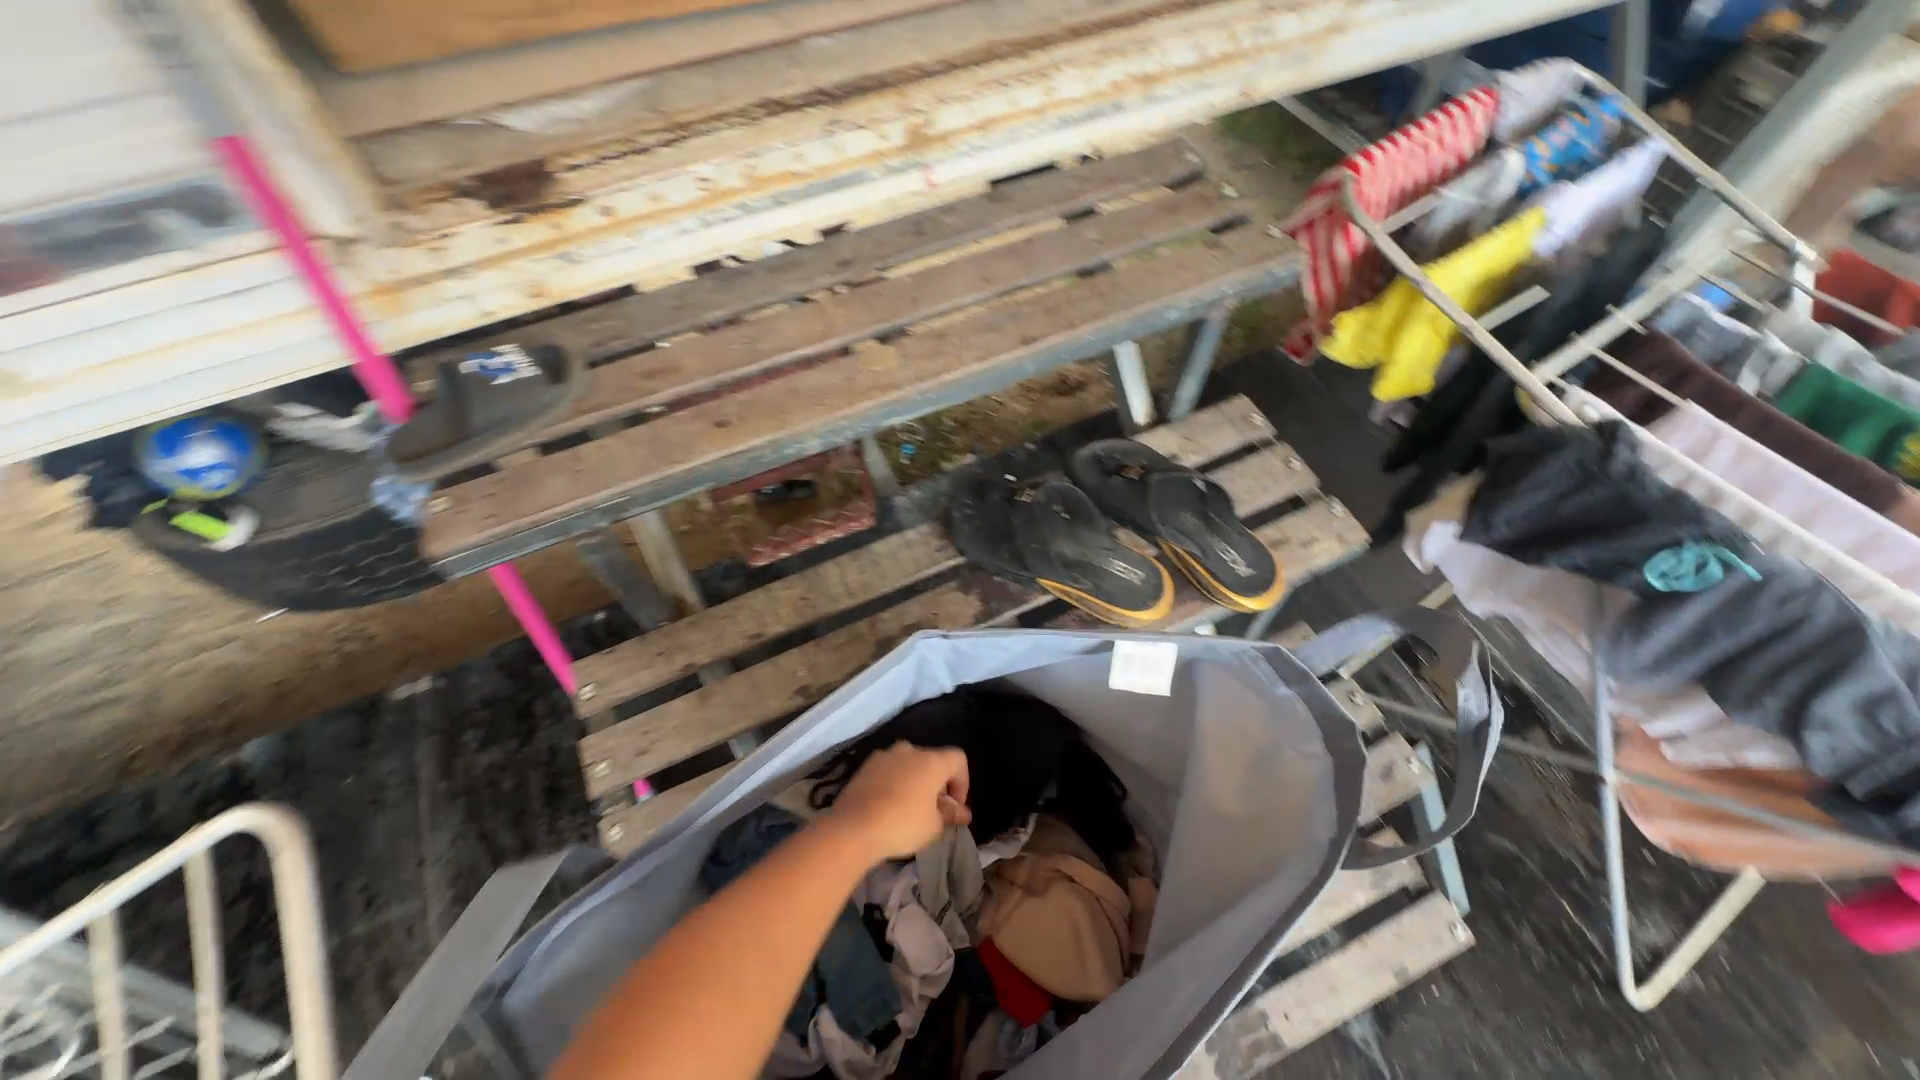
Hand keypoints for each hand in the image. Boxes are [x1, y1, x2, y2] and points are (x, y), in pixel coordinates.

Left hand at [824, 743, 970, 860]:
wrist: (853, 827)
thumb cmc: (903, 824)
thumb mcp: (934, 825)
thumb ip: (950, 814)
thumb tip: (962, 812)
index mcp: (932, 760)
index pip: (958, 759)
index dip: (963, 782)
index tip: (955, 807)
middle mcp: (909, 750)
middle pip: (932, 761)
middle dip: (938, 784)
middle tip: (935, 810)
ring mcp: (884, 756)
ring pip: (908, 764)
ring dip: (915, 781)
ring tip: (911, 808)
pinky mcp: (864, 766)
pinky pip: (888, 771)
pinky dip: (894, 783)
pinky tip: (889, 806)